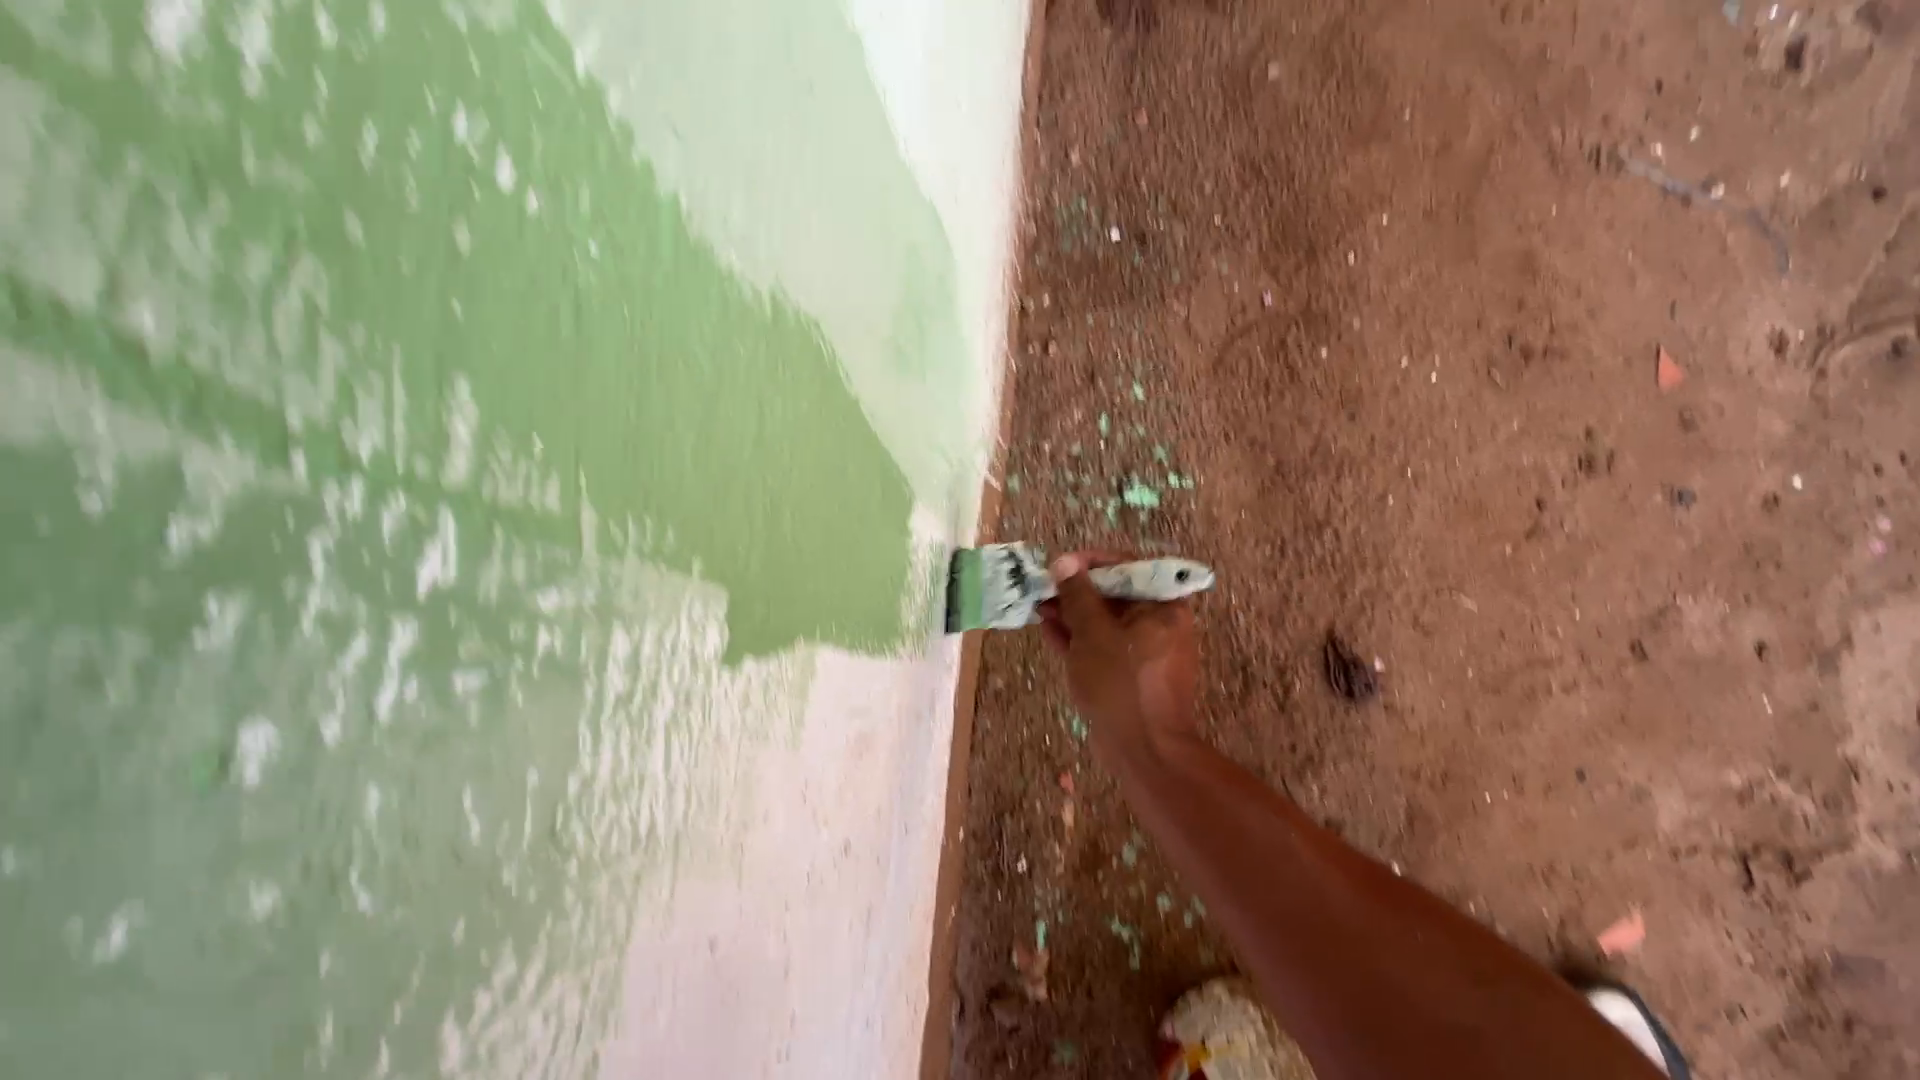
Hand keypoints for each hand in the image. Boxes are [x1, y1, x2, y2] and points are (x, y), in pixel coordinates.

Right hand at [1038, 551, 1200, 757]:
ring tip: (1039, 607)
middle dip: (1077, 590)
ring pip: (1106, 622)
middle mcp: (1161, 623)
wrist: (1144, 750)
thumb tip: (1064, 562)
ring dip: (1073, 614)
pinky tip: (1049, 630)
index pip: (1129, 566)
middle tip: (1044, 587)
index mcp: (1164, 606)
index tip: (1060, 565)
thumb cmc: (1121, 684)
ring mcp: (1145, 651)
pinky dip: (1079, 638)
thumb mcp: (1093, 633)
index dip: (1092, 563)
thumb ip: (1078, 595)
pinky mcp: (1130, 674)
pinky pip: (1104, 647)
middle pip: (1116, 594)